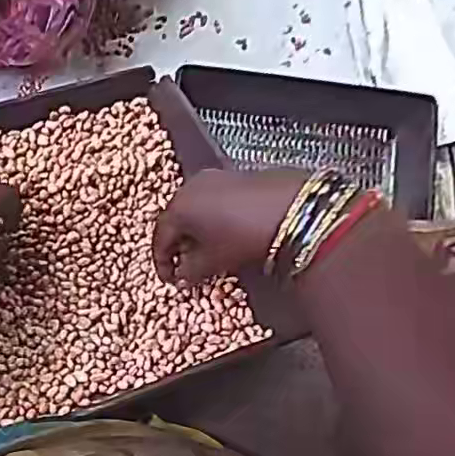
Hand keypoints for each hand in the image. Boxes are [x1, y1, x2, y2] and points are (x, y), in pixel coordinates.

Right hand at [152, 168, 302, 282]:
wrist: (294, 211)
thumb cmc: (243, 238)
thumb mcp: (211, 262)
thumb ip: (188, 271)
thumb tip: (181, 275)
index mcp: (177, 206)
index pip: (160, 238)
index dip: (162, 263)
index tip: (169, 280)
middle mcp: (191, 186)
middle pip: (176, 219)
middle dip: (179, 244)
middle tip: (185, 266)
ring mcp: (216, 177)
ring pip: (196, 208)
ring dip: (197, 230)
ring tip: (207, 251)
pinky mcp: (239, 175)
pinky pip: (216, 200)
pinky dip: (214, 218)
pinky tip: (226, 234)